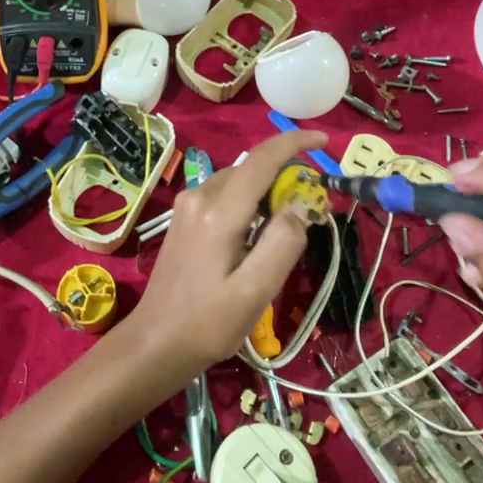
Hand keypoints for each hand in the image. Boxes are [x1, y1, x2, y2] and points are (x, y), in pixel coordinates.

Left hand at [126, 130, 326, 373]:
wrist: (156, 342)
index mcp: (218, 211)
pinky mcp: (183, 219)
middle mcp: (199, 197)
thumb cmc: (209, 323)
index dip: (295, 143)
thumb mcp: (256, 290)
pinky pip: (225, 195)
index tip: (325, 140)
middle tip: (313, 206)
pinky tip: (257, 233)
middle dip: (286, 174)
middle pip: (251, 168)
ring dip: (268, 189)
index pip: (262, 159)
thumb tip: (303, 202)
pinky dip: (249, 201)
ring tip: (288, 224)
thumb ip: (283, 242)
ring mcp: (187, 206)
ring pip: (238, 180)